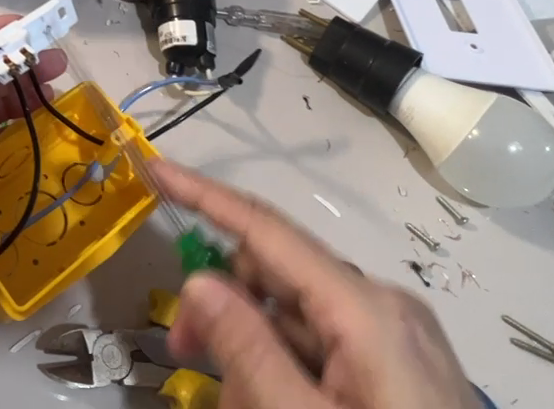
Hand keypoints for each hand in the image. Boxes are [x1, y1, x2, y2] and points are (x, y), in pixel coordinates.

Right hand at [150, 160, 479, 408]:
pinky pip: (321, 344)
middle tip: (183, 352)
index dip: (204, 195)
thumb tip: (199, 281)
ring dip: (252, 348)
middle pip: (273, 277)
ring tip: (240, 403)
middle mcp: (381, 305)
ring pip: (292, 315)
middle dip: (223, 307)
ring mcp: (394, 337)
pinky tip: (273, 401)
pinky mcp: (398, 365)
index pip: (266, 230)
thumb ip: (249, 350)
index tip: (155, 169)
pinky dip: (285, 366)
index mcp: (366, 309)